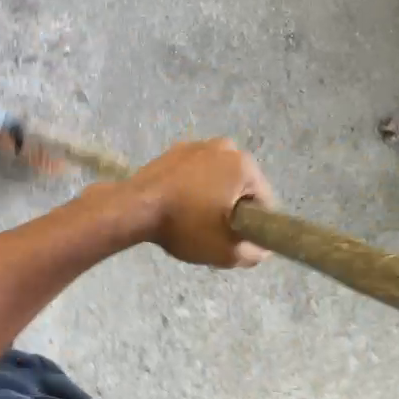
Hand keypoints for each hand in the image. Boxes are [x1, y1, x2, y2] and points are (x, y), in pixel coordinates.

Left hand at [122, 139, 273, 268]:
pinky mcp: (176, 150)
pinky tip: (180, 206)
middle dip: (234, 209)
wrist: (134, 208)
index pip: (265, 202)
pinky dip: (195, 187)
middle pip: (242, 187)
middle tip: (216, 233)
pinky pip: (197, 172)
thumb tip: (262, 249)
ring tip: (195, 220)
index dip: (256, 226)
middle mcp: (226, 147)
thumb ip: (254, 253)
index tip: (239, 241)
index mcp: (244, 165)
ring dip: (214, 197)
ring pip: (219, 178)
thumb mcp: (226, 252)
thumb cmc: (185, 225)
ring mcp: (198, 145)